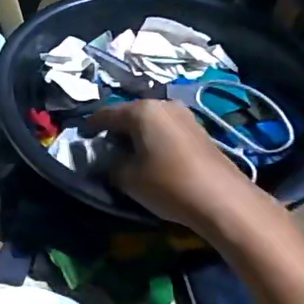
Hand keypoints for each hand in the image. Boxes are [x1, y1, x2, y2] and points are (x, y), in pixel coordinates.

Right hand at [85, 99, 269, 229]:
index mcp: (142, 110)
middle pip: (131, 114)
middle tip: (104, 149)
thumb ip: (111, 164)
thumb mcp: (128, 177)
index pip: (107, 114)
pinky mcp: (199, 131)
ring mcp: (185, 116)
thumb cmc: (168, 183)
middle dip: (116, 130)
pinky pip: (166, 130)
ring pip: (151, 122)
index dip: (91, 127)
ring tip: (128, 155)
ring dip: (137, 135)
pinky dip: (155, 140)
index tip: (82, 138)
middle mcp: (164, 105)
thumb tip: (108, 159)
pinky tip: (152, 157)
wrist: (221, 198)